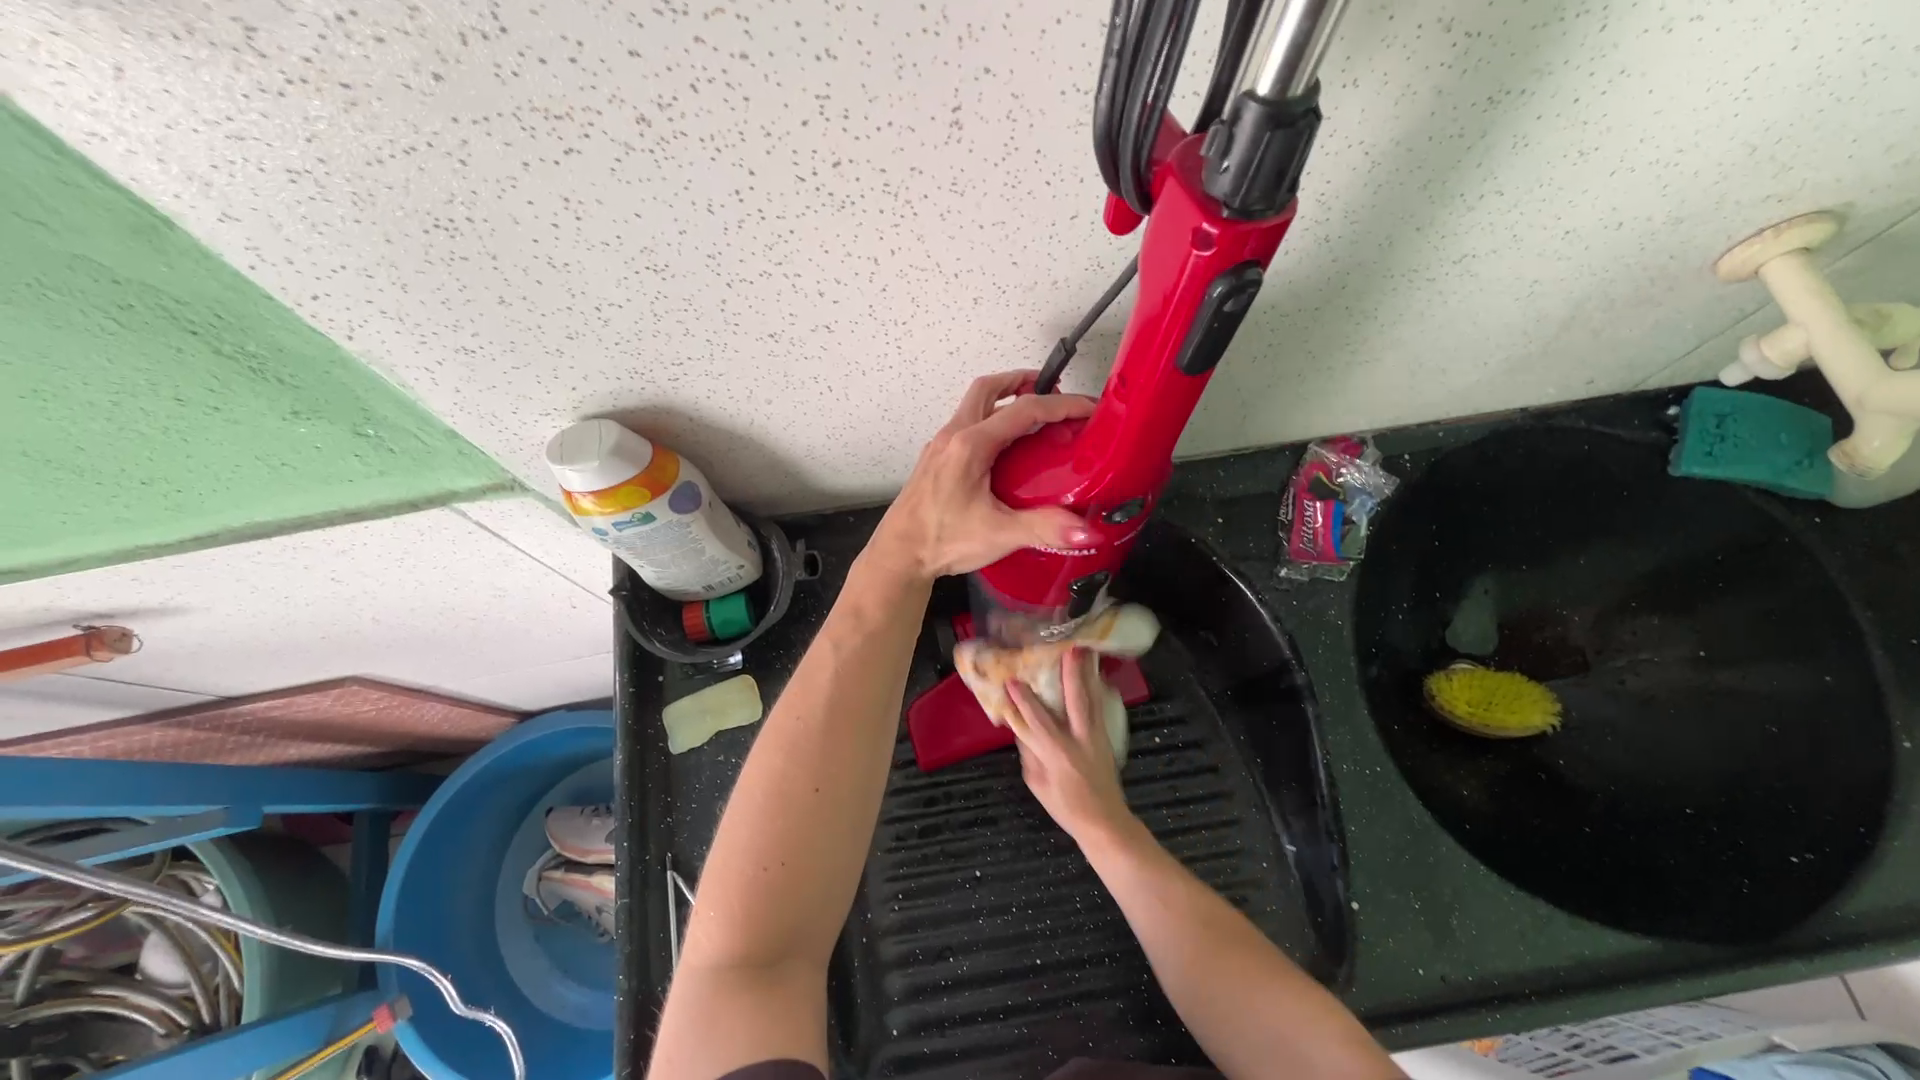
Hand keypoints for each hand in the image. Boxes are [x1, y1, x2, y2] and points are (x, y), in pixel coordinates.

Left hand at [868, 371, 1097, 583]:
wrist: (898, 557)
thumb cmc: (939, 541)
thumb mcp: (998, 534)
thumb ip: (1044, 528)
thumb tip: (1085, 529)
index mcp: (969, 445)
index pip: (1023, 410)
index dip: (1061, 405)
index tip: (1087, 408)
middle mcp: (952, 438)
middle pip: (988, 389)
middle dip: (1022, 382)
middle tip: (1051, 389)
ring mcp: (940, 448)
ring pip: (973, 406)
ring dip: (1003, 400)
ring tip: (1032, 414)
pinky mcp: (936, 462)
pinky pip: (965, 427)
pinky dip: (989, 422)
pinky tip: (1004, 449)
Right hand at [1007, 648, 1133, 841]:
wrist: (1104, 820)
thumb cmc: (1066, 807)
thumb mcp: (1037, 783)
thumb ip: (1029, 753)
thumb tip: (1020, 728)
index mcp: (1056, 754)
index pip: (1035, 721)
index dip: (1022, 701)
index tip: (1012, 681)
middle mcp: (1078, 740)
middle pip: (1074, 701)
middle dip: (1069, 675)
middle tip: (1066, 650)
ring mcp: (1096, 737)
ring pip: (1091, 700)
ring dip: (1085, 675)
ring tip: (1083, 652)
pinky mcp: (1105, 737)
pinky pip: (1099, 707)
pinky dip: (1095, 688)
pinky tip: (1094, 674)